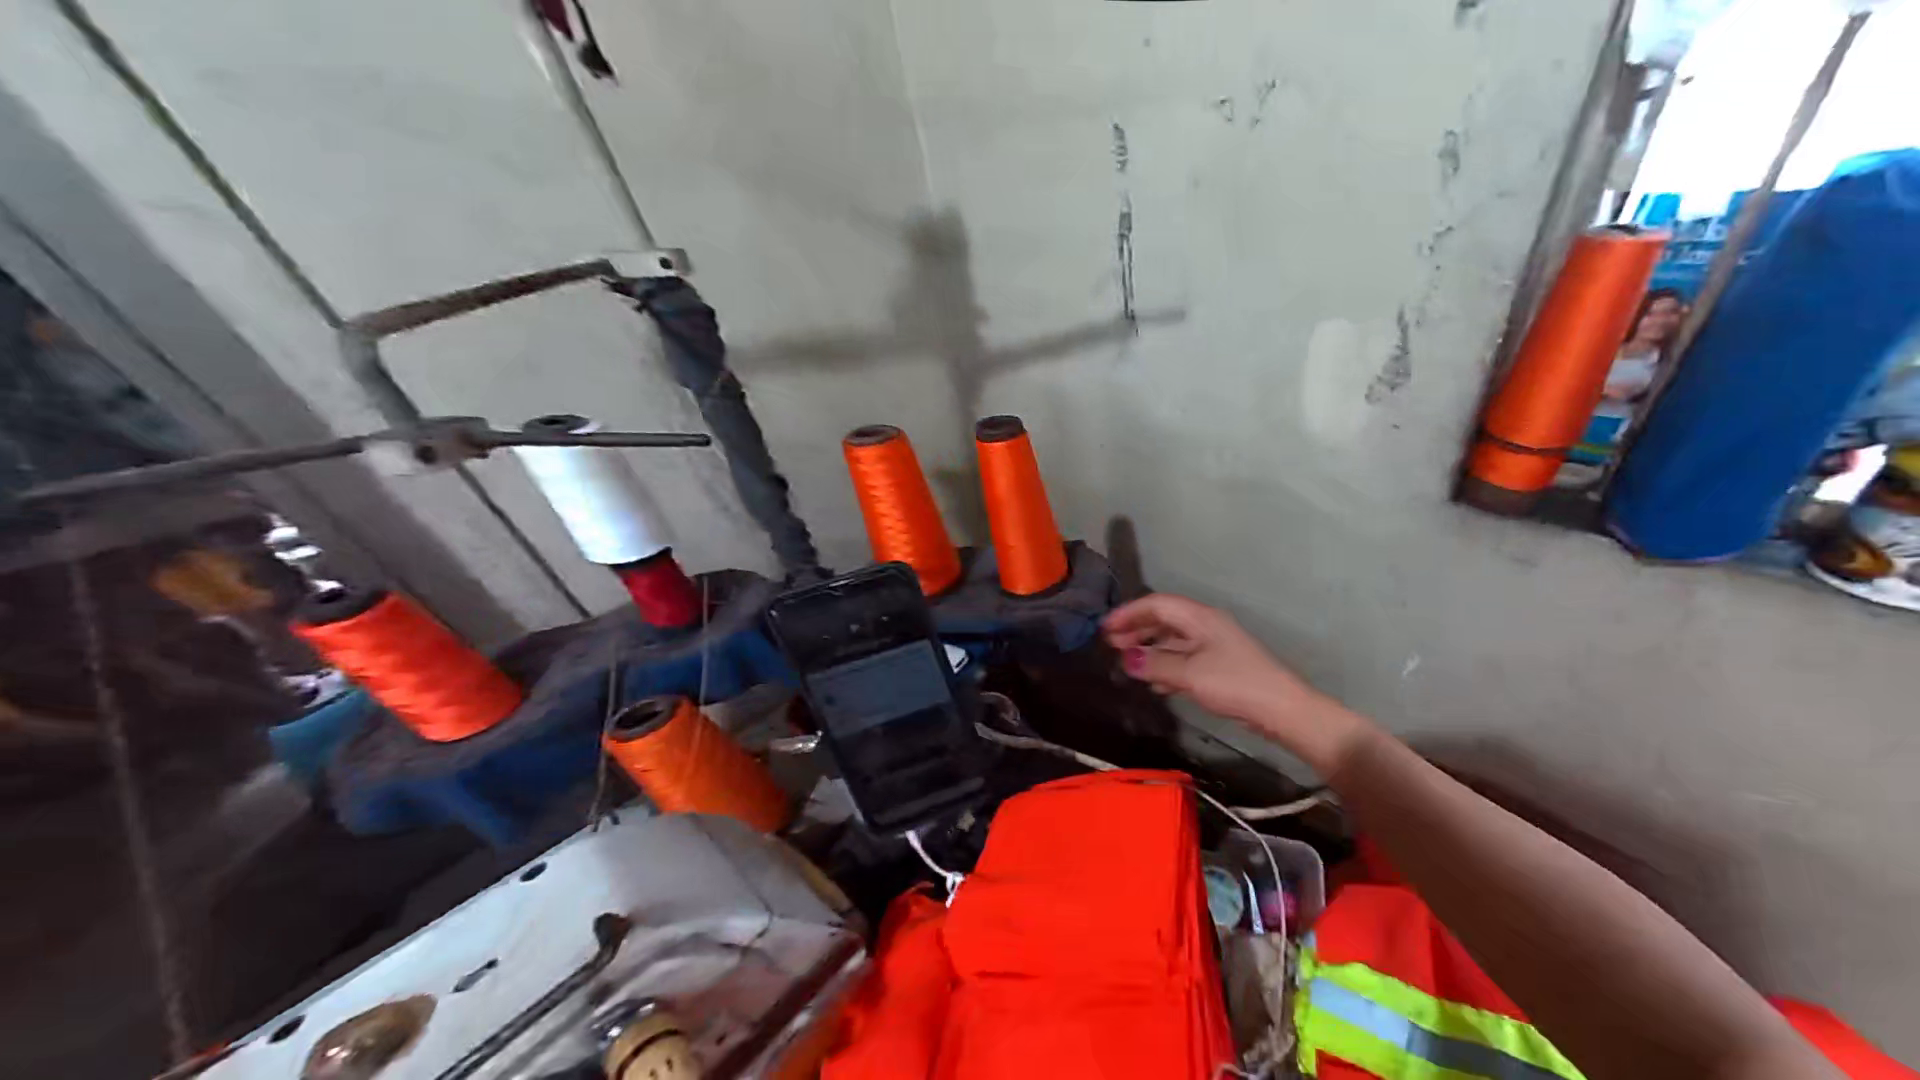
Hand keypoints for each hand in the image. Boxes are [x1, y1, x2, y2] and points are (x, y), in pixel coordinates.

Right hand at [1102, 593, 1372, 773]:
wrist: (1281, 710)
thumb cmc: (1234, 684)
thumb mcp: (1189, 674)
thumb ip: (1155, 664)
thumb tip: (1126, 658)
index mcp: (1199, 618)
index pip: (1156, 604)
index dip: (1128, 613)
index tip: (1105, 628)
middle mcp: (1205, 626)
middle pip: (1163, 619)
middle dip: (1136, 629)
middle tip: (1111, 645)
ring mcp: (1212, 646)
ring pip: (1172, 640)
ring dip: (1148, 649)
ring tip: (1126, 663)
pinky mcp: (1217, 666)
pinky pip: (1183, 658)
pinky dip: (1164, 665)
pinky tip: (1154, 683)